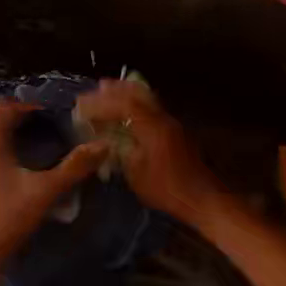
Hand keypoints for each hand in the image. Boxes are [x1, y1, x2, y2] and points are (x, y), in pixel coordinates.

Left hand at [0, 99, 107, 266]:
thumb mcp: (46, 189)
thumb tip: (103, 145)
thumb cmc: (10, 215)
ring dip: (28, 134)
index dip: (31, 104)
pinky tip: (43, 162)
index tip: (57, 112)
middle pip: (6, 120)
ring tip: (57, 140)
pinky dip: (23, 149)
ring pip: (6, 137)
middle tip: (62, 124)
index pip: (7, 107)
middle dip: (32, 118)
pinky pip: (5, 152)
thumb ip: (75, 167)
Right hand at [75, 80, 224, 224]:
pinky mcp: (176, 132)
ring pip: (148, 98)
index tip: (83, 105)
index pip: (123, 105)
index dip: (101, 103)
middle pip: (138, 94)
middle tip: (97, 87)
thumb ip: (120, 152)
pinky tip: (129, 111)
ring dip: (128, 93)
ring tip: (111, 92)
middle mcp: (163, 119)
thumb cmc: (167, 190)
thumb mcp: (136, 174)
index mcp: (152, 128)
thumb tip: (106, 140)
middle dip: (116, 90)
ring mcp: (172, 124)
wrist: (202, 198)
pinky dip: (138, 103)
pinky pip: (153, 108)